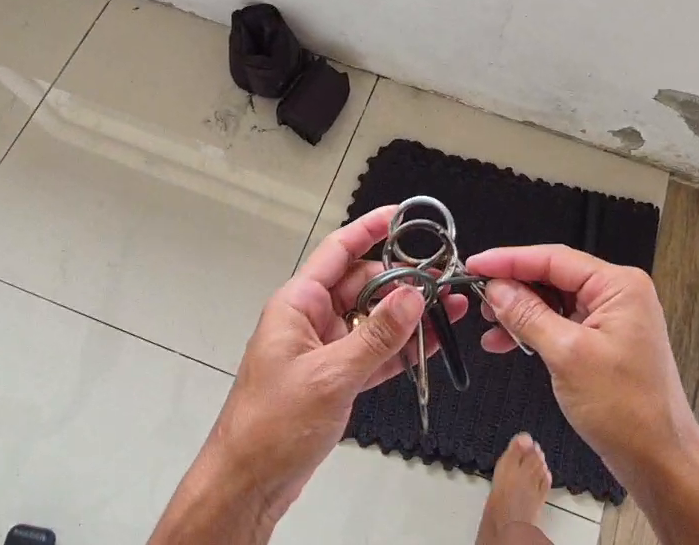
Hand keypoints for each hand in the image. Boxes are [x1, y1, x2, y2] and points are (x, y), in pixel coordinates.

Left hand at [149, 206, 467, 543]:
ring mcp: (326, 348)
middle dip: (402, 281)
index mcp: (298, 303)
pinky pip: (375, 352)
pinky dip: (402, 348)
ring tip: (450, 308)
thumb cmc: (270, 425)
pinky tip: (433, 342)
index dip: (369, 229)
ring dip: (409, 316)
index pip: (338, 251)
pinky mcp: (337, 376)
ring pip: (374, 319)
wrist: (248, 483)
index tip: (400, 215)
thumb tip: (414, 297)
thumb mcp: (330, 375)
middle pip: (364, 284)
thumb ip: (376, 336)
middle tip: (443, 281)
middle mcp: (312, 318)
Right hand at [469, 245, 698, 544]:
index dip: (509, 259)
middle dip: (513, 287)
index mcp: (619, 286)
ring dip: (520, 312)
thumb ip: (528, 315)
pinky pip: (560, 323)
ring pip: (553, 300)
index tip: (477, 263)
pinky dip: (534, 331)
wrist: (659, 461)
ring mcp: (611, 318)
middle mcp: (618, 295)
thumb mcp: (567, 355)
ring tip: (489, 324)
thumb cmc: (629, 411)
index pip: (553, 258)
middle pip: (552, 276)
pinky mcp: (603, 340)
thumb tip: (497, 289)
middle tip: (478, 296)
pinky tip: (507, 342)